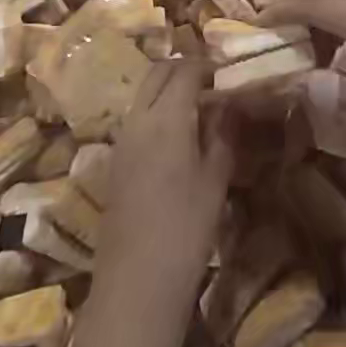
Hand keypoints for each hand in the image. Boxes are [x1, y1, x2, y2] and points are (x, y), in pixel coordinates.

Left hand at [102, 60, 233, 281]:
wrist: (135, 281)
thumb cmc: (186, 227)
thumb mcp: (216, 178)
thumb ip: (223, 133)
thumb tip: (231, 103)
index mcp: (165, 116)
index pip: (185, 71)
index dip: (207, 65)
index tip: (228, 72)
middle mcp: (137, 118)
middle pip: (158, 73)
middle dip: (184, 69)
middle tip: (212, 82)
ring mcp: (121, 139)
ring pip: (143, 95)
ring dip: (167, 89)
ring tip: (198, 109)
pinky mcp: (114, 160)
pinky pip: (136, 118)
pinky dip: (156, 111)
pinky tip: (176, 137)